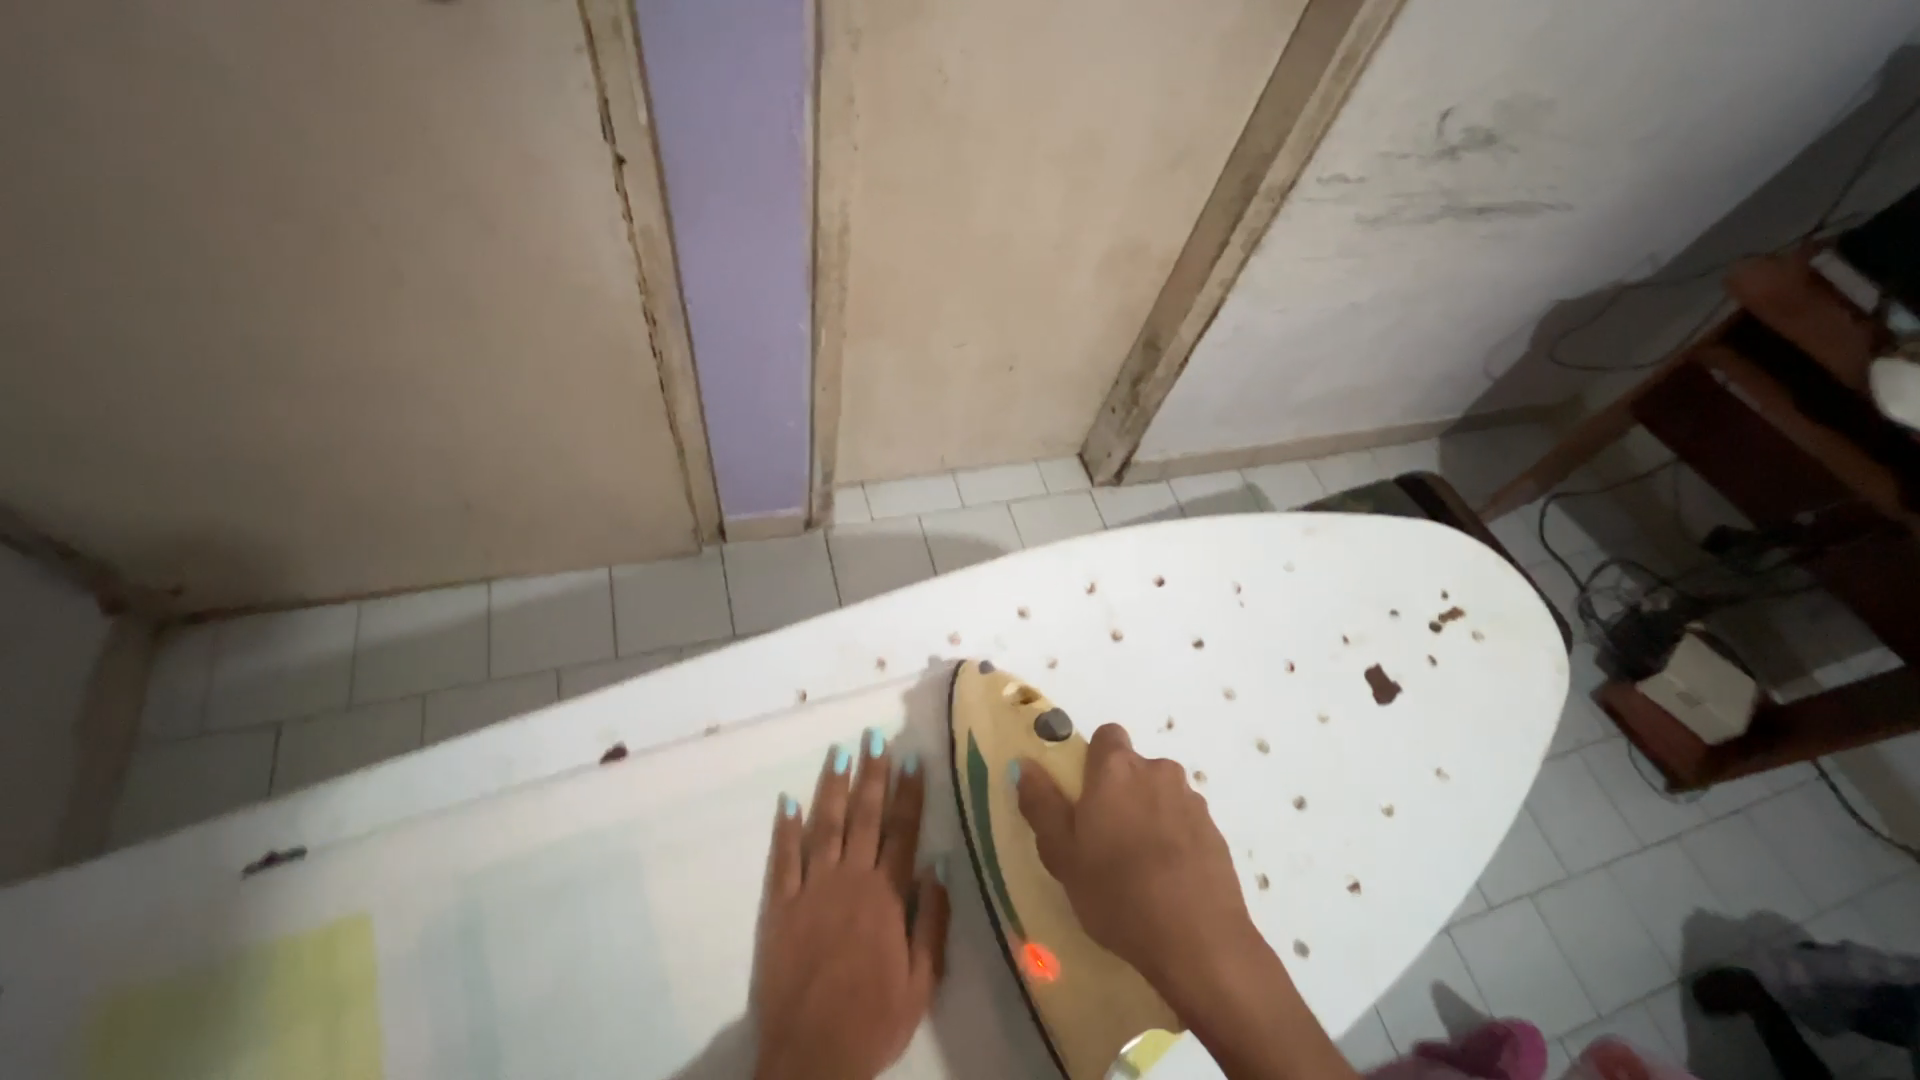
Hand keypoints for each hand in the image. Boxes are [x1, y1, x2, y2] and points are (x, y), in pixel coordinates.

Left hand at [753, 733, 950, 1079]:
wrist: (812, 1055)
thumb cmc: (875, 1019)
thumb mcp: (923, 980)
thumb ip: (931, 920)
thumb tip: (938, 866)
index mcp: (887, 897)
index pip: (903, 832)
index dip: (909, 794)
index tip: (913, 759)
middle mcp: (850, 882)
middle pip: (865, 818)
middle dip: (872, 775)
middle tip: (874, 738)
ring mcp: (811, 891)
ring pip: (824, 827)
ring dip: (832, 788)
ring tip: (839, 753)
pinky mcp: (779, 907)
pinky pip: (783, 860)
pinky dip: (785, 829)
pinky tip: (788, 801)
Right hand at [1016, 725, 1358, 1079]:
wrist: (1198, 940)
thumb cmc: (1116, 892)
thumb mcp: (1061, 854)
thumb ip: (1041, 804)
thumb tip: (1026, 765)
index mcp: (1116, 768)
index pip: (1106, 736)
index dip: (1094, 760)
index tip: (1083, 796)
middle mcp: (1158, 771)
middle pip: (1134, 768)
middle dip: (1120, 793)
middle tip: (1103, 840)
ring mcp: (1192, 801)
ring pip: (1161, 796)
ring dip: (1148, 816)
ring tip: (1137, 868)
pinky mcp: (1216, 833)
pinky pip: (1184, 823)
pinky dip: (1174, 840)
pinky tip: (1166, 882)